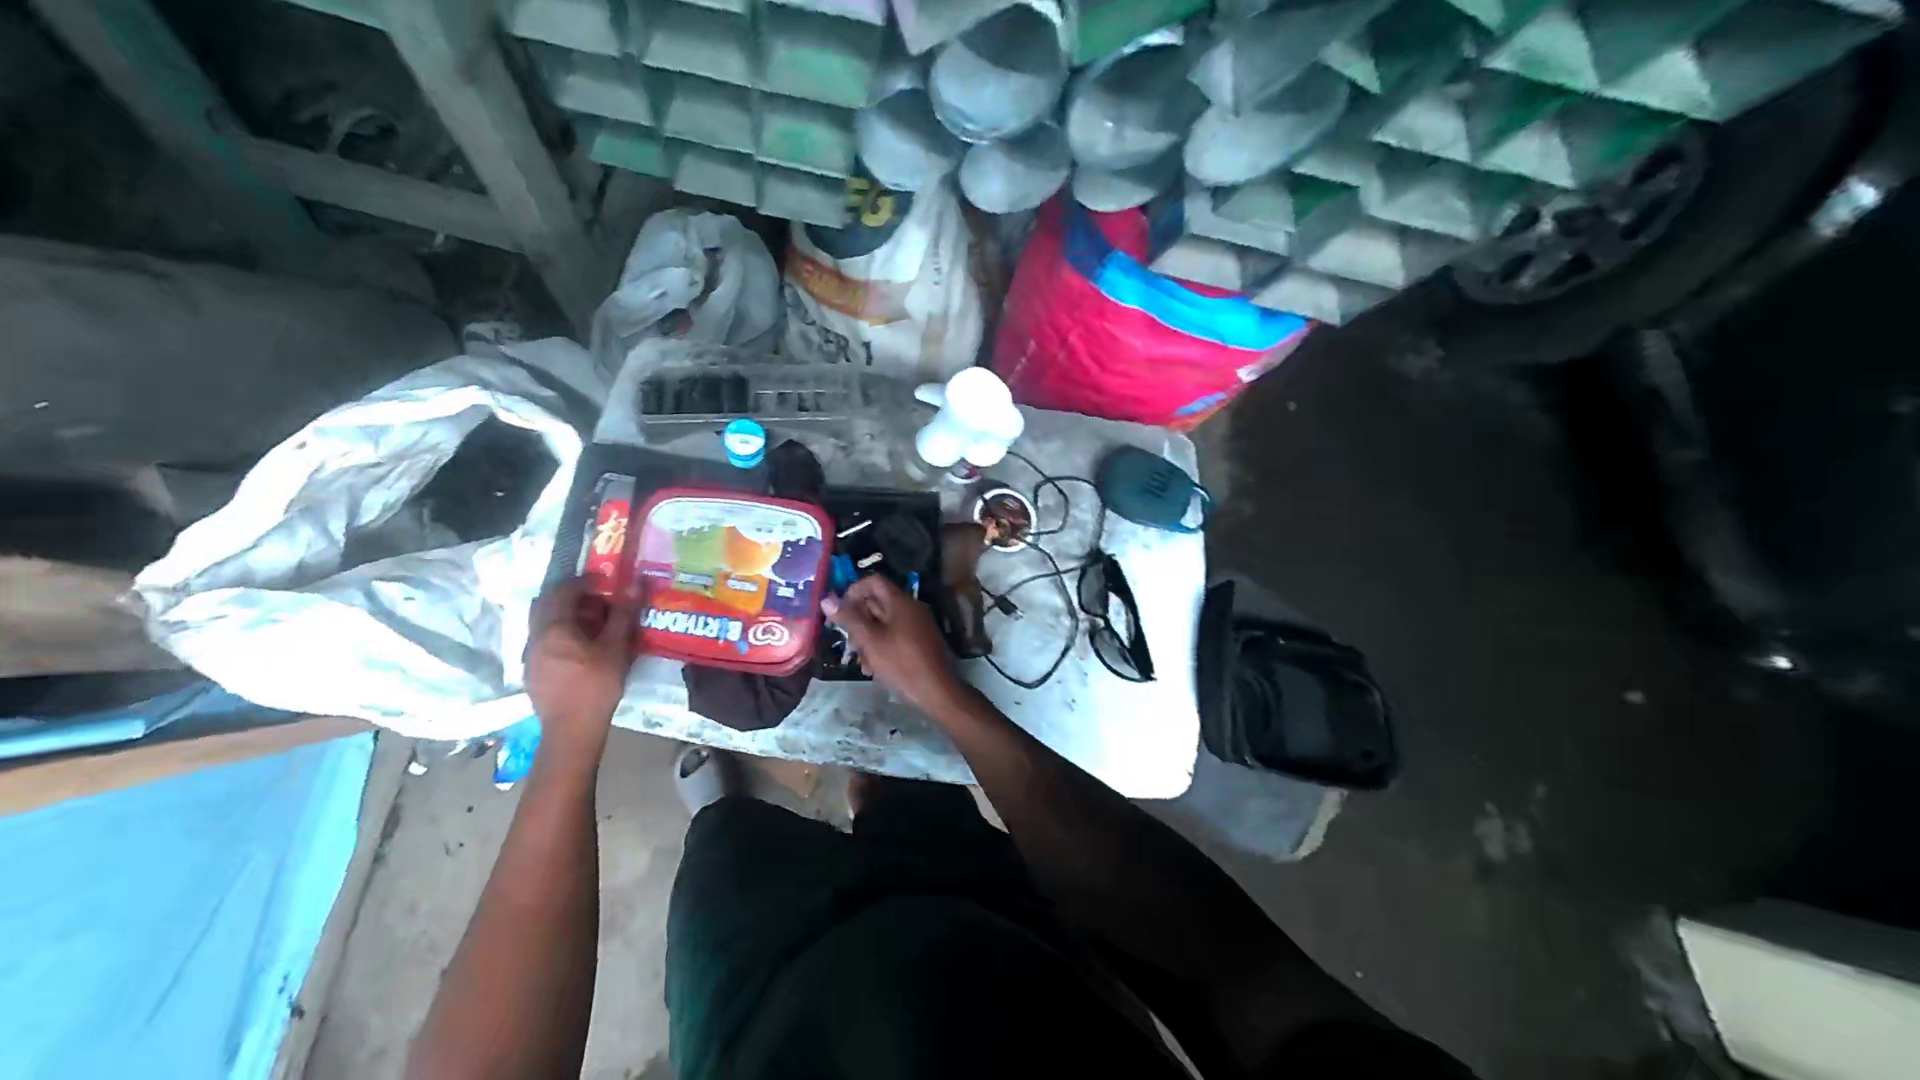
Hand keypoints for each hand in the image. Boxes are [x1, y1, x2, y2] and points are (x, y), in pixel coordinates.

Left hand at [526, 578, 635, 765]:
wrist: (571, 730)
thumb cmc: (596, 685)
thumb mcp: (615, 647)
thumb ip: (623, 614)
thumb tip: (634, 583)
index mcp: (553, 627)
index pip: (562, 590)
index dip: (584, 580)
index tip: (605, 579)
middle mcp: (535, 637)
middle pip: (547, 604)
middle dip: (572, 596)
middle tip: (599, 599)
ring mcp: (531, 655)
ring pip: (545, 624)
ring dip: (568, 616)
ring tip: (596, 624)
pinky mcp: (534, 671)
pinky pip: (546, 641)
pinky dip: (563, 634)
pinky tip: (583, 649)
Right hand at [823, 575, 968, 715]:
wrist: (938, 691)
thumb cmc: (902, 663)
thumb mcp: (870, 641)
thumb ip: (849, 618)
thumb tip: (827, 599)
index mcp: (900, 602)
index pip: (873, 581)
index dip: (853, 592)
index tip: (839, 612)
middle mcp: (910, 608)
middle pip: (877, 603)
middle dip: (858, 621)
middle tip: (849, 642)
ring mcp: (917, 625)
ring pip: (883, 623)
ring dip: (868, 639)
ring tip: (862, 662)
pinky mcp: (919, 641)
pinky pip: (894, 636)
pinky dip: (881, 647)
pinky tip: (874, 669)